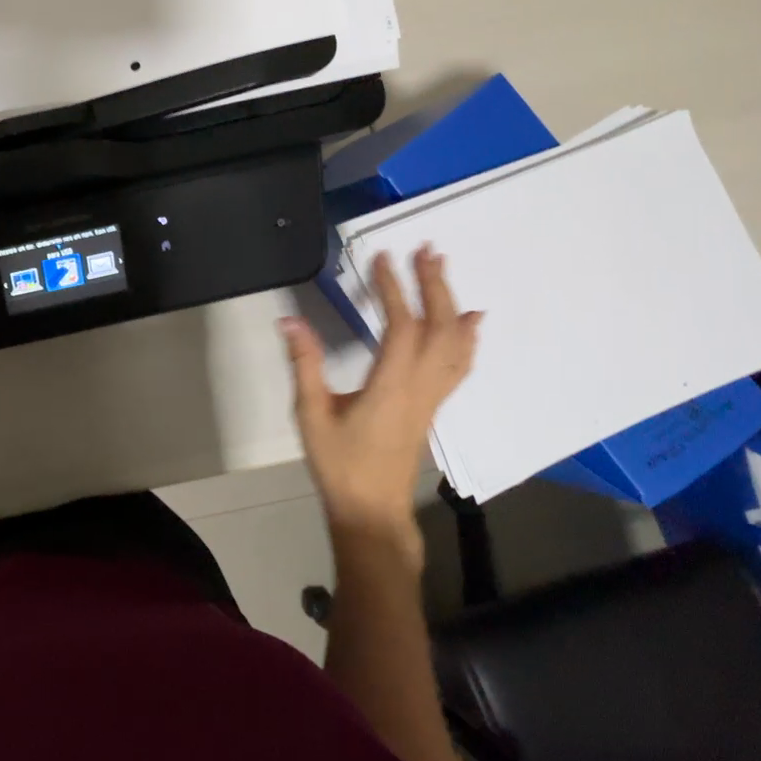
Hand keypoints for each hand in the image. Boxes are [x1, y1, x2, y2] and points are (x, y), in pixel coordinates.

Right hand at [279, 247, 481, 551]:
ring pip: (456, 344)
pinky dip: (467, 337)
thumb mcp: (311, 414)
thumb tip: (290, 322)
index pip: (401, 326)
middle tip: (426, 251)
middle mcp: (420, 386)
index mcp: (390, 385)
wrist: (371, 508)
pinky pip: (459, 364)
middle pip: (439, 327)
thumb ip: (305, 365)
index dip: (394, 289)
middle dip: (434, 285)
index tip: (382, 259)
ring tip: (445, 272)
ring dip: (452, 303)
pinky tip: (469, 323)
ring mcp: (432, 397)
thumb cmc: (338, 463)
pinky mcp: (433, 406)